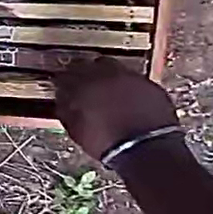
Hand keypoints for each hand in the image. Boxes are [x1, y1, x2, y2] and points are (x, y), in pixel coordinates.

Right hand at [52, 56, 180, 160]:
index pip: (66, 74)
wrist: (145, 149)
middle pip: (92, 64)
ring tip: (107, 93)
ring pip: (115, 68)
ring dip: (108, 77)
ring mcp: (131, 78)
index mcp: (84, 84)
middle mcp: (107, 75)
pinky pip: (134, 80)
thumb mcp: (75, 128)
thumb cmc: (107, 141)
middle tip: (85, 85)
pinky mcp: (150, 85)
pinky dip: (127, 87)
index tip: (62, 86)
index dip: (63, 81)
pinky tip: (126, 101)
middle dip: (86, 72)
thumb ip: (66, 107)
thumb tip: (64, 99)